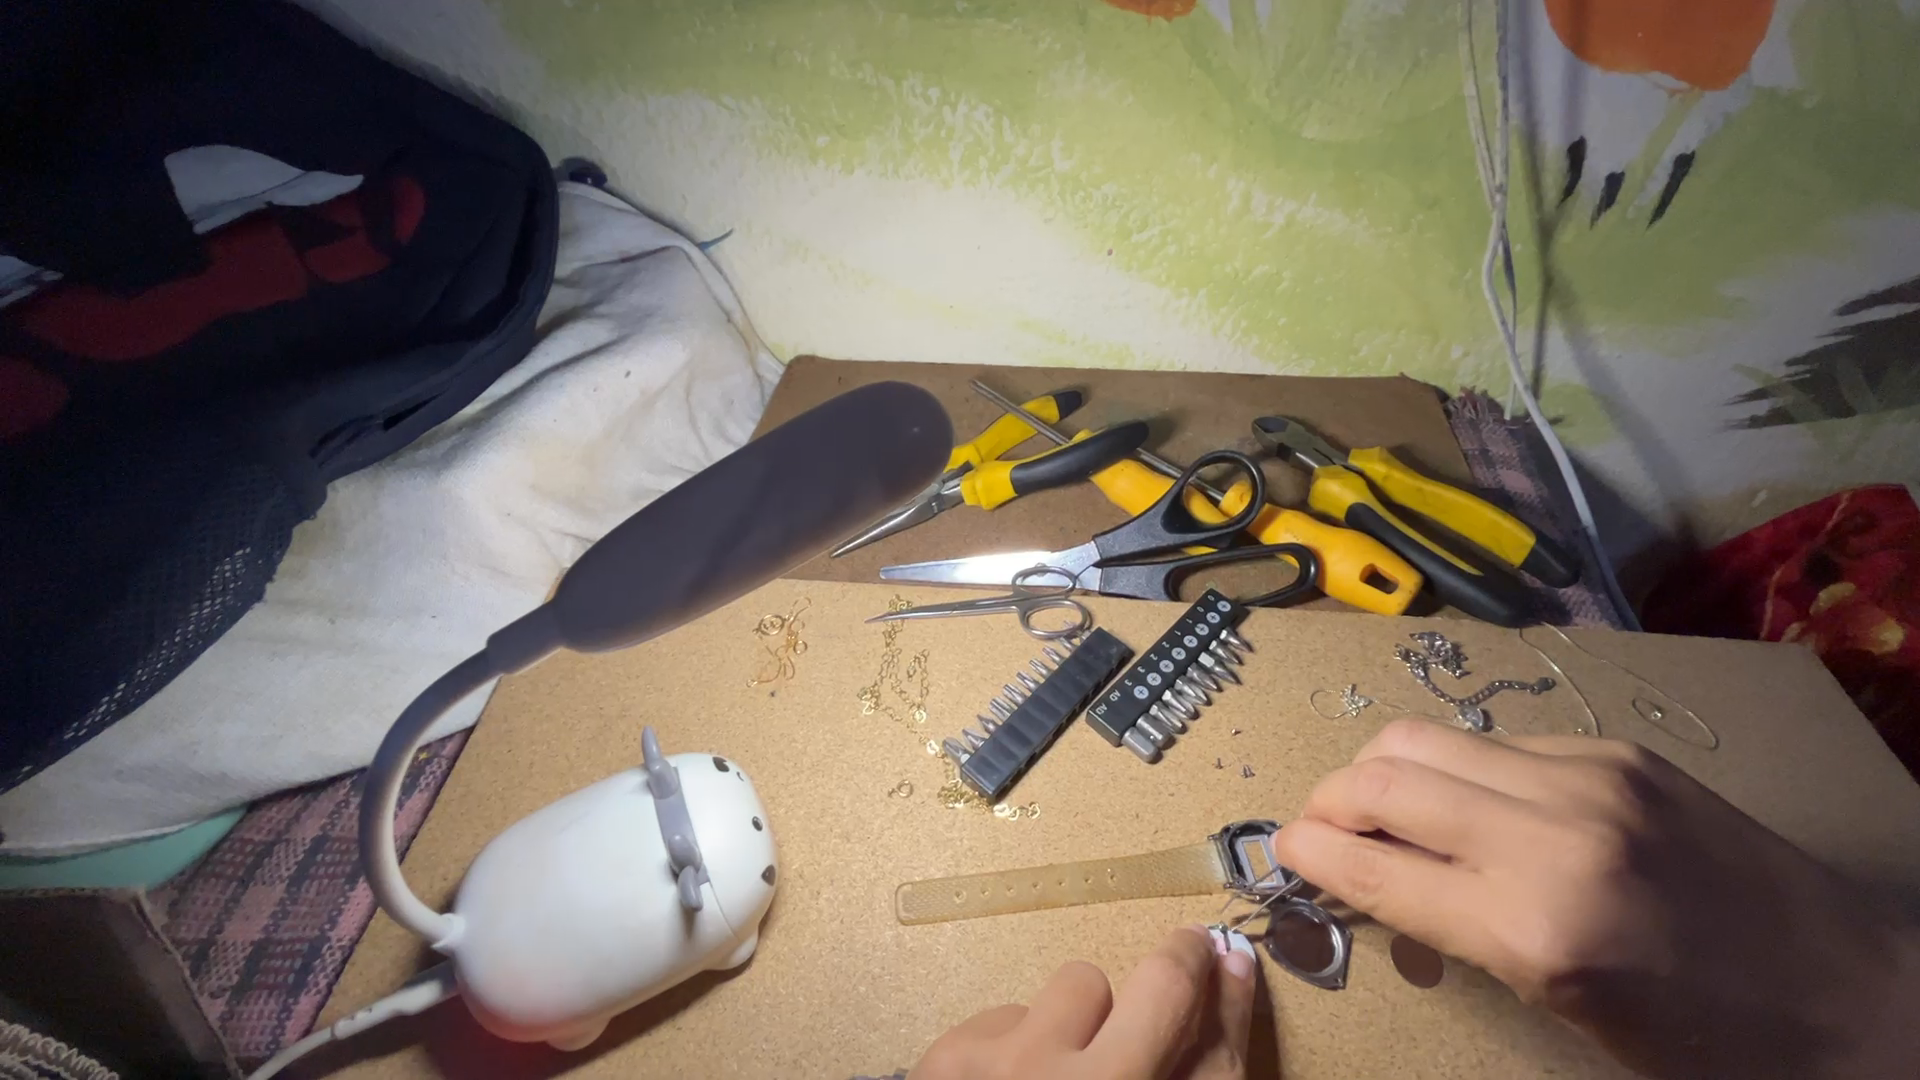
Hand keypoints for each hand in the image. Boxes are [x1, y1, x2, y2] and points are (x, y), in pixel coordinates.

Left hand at [907, 925, 1256, 1079]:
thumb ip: (1173, 1076)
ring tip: (1053, 1070)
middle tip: (1187, 945)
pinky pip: (1013, 1011)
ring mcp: (1022, 1068)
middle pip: (1162, 993)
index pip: (1220, 1062)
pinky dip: (1015, 1044)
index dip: (1230, 1006)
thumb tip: (1213, 1011)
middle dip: (1180, 962)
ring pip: (1079, 983)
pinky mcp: (957, 1058)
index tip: (1228, 961)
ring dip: (1078, 1018)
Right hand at [1272, 719, 1919, 1078]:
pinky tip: (1475, 801)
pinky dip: (1453, 767)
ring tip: (1382, 801)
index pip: (1370, 861)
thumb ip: (1449, 926)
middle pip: (1380, 776)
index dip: (1308, 849)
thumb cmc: (1705, 1042)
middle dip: (1327, 798)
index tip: (1285, 848)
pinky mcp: (1613, 749)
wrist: (1875, 1006)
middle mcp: (1551, 836)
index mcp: (1535, 928)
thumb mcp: (1558, 1006)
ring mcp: (1586, 778)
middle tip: (1322, 824)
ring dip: (1378, 768)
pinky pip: (1489, 741)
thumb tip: (1365, 870)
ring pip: (1420, 736)